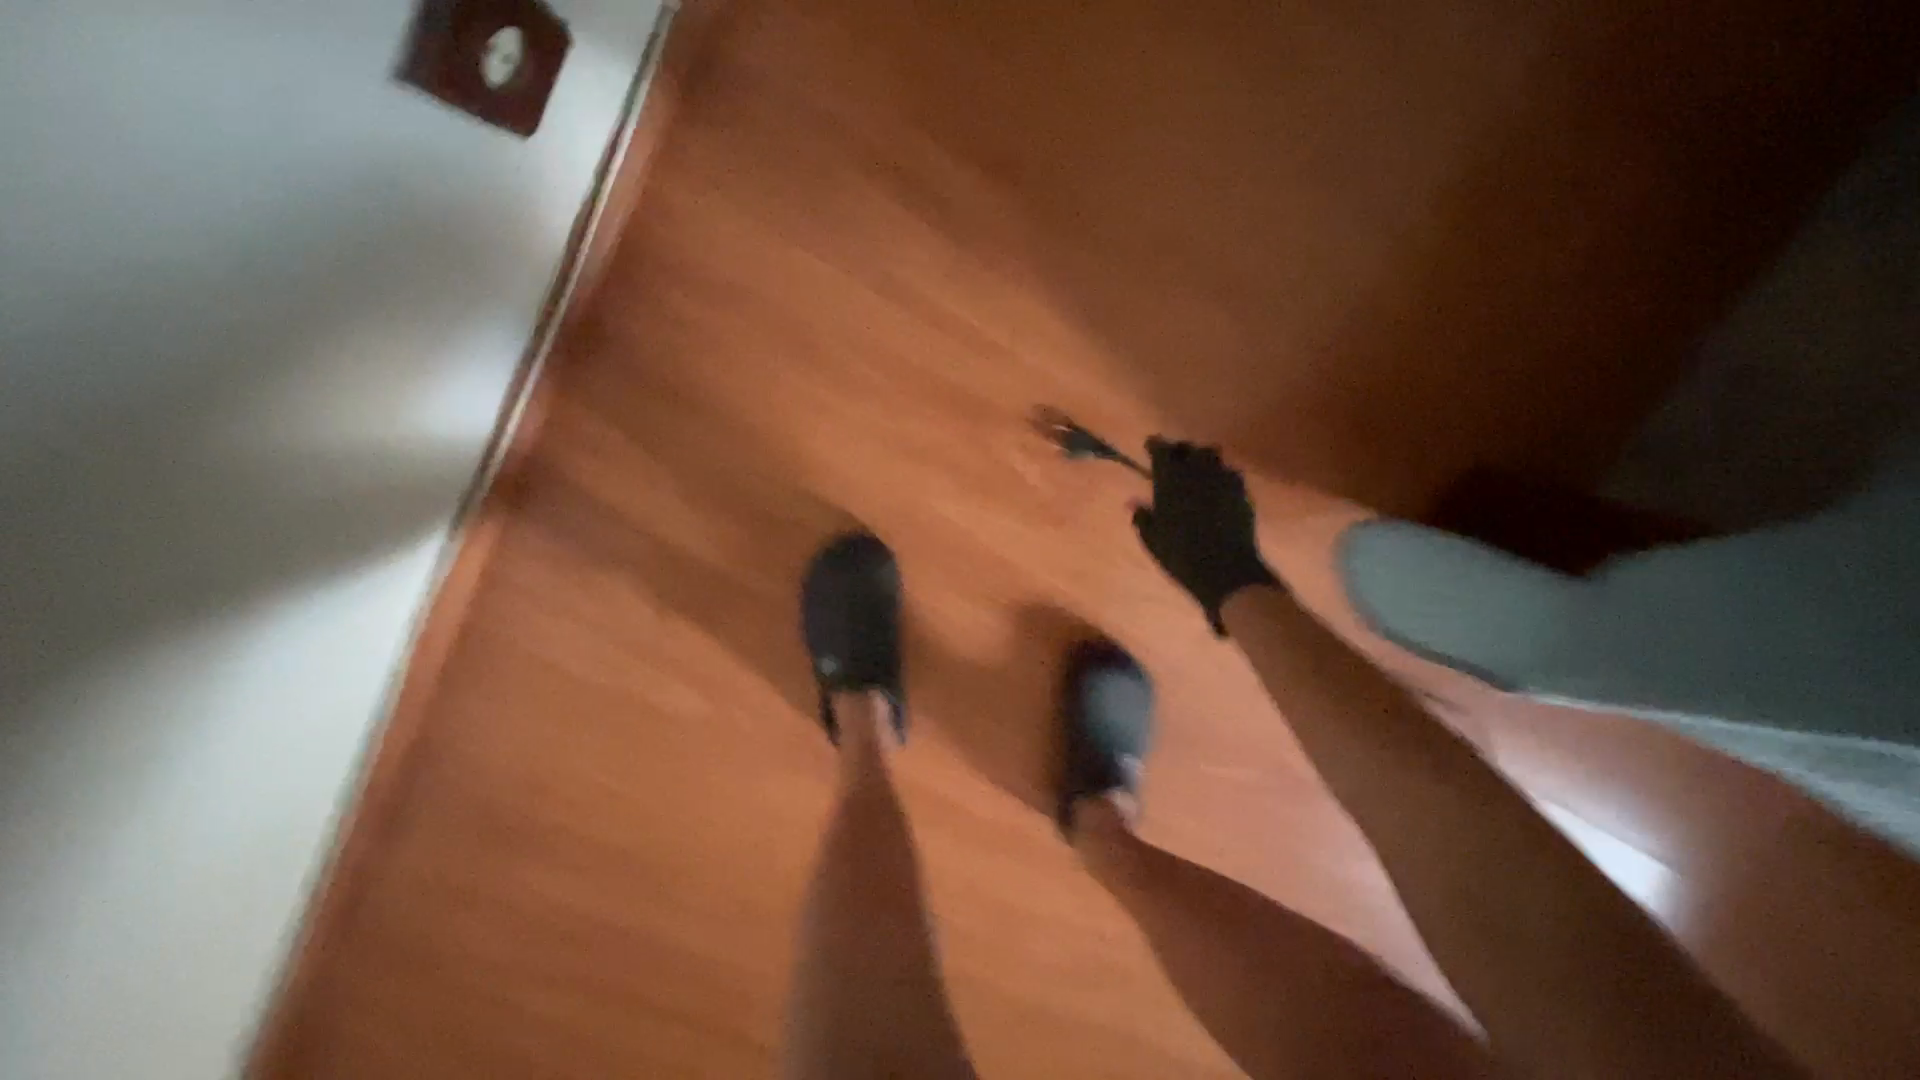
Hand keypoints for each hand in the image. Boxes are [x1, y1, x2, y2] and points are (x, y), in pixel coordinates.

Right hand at [1132, 438, 1279, 634]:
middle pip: (1189, 447)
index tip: (1150, 445)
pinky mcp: (1242, 491)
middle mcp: (1197, 472)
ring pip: (1212, 454)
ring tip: (1198, 469)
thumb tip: (1132, 500)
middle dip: (1180, 449)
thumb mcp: (1152, 539)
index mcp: (1170, 480)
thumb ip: (1142, 516)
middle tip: (1174, 458)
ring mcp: (1223, 480)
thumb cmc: (1181, 556)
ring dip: (1203, 458)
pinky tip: (1218, 487)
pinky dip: (1222, 474)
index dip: (1155, 445)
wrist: (1225, 570)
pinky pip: (1231, 472)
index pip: (1161, 450)